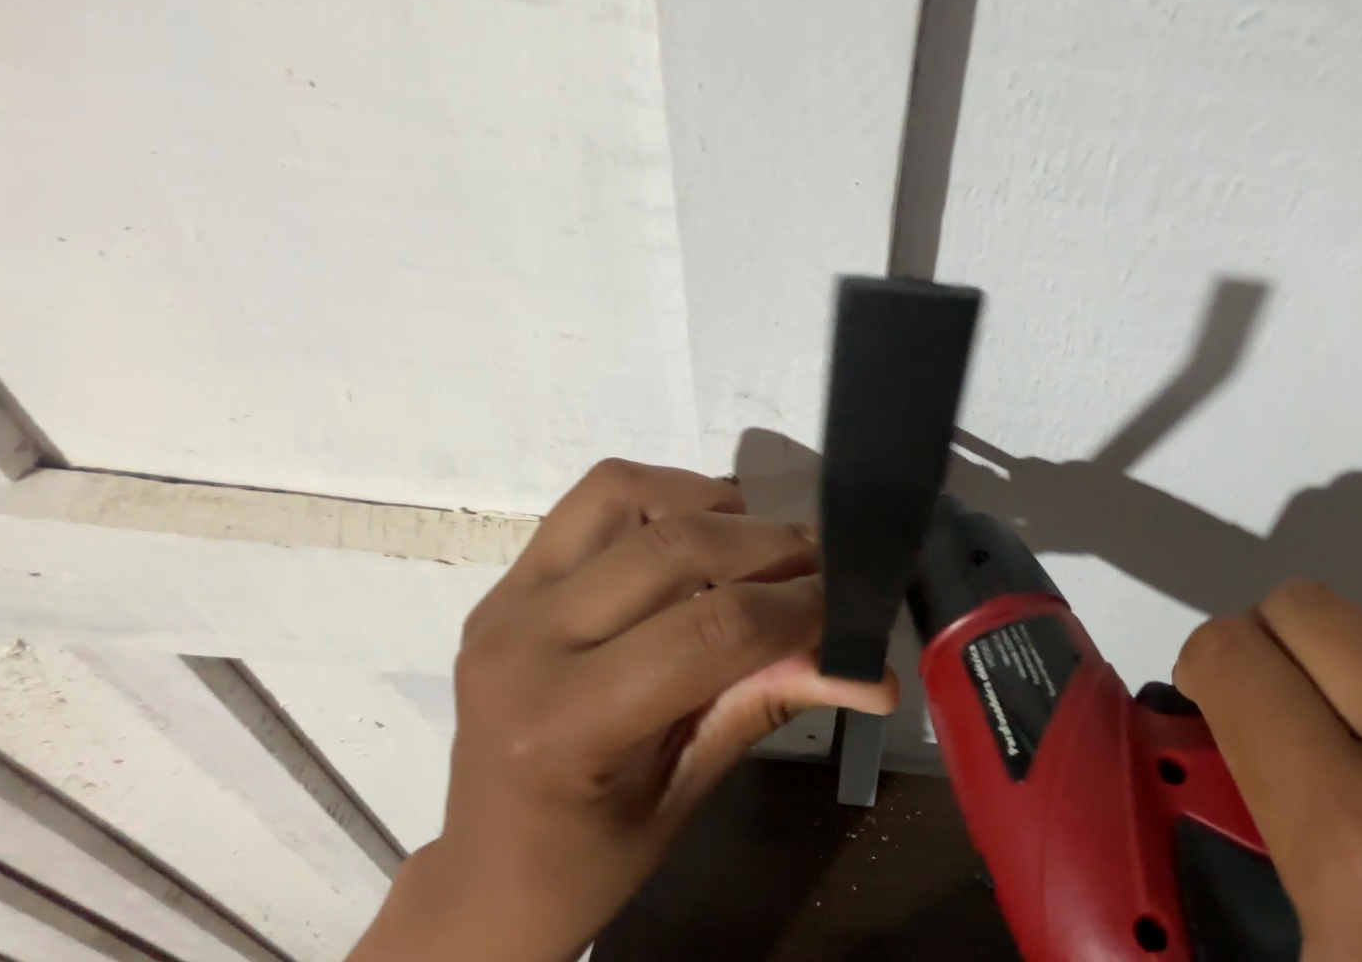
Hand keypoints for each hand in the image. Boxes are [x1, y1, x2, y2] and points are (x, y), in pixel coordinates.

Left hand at [348, 460, 897, 961]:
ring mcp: (509, 597)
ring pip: (628, 494)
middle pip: (677, 547)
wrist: (487, 867)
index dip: (797, 609)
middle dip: (772, 548)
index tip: (846, 609)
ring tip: (757, 552)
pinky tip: (700, 541)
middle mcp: (526, 641)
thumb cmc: (592, 854)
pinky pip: (598, 498)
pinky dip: (667, 498)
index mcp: (567, 723)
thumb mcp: (690, 789)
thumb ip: (768, 702)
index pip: (712, 630)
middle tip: (821, 570)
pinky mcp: (510, 576)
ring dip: (715, 509)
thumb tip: (874, 674)